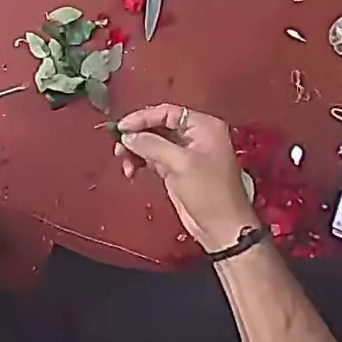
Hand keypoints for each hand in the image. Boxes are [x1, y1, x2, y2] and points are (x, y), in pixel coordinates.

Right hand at [116, 105, 258, 251]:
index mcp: (203, 127)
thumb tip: (127, 136)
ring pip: (153, 142)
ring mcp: (185, 152)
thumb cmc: (209, 192)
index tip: (122, 127)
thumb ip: (152, 145)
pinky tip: (131, 170)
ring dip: (136, 150)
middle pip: (158, 125)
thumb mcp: (181, 164)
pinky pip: (153, 157)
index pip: (168, 113)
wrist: (222, 228)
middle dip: (137, 135)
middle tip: (119, 145)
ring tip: (123, 161)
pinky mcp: (177, 168)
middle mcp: (195, 135)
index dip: (142, 118)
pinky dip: (140, 161)